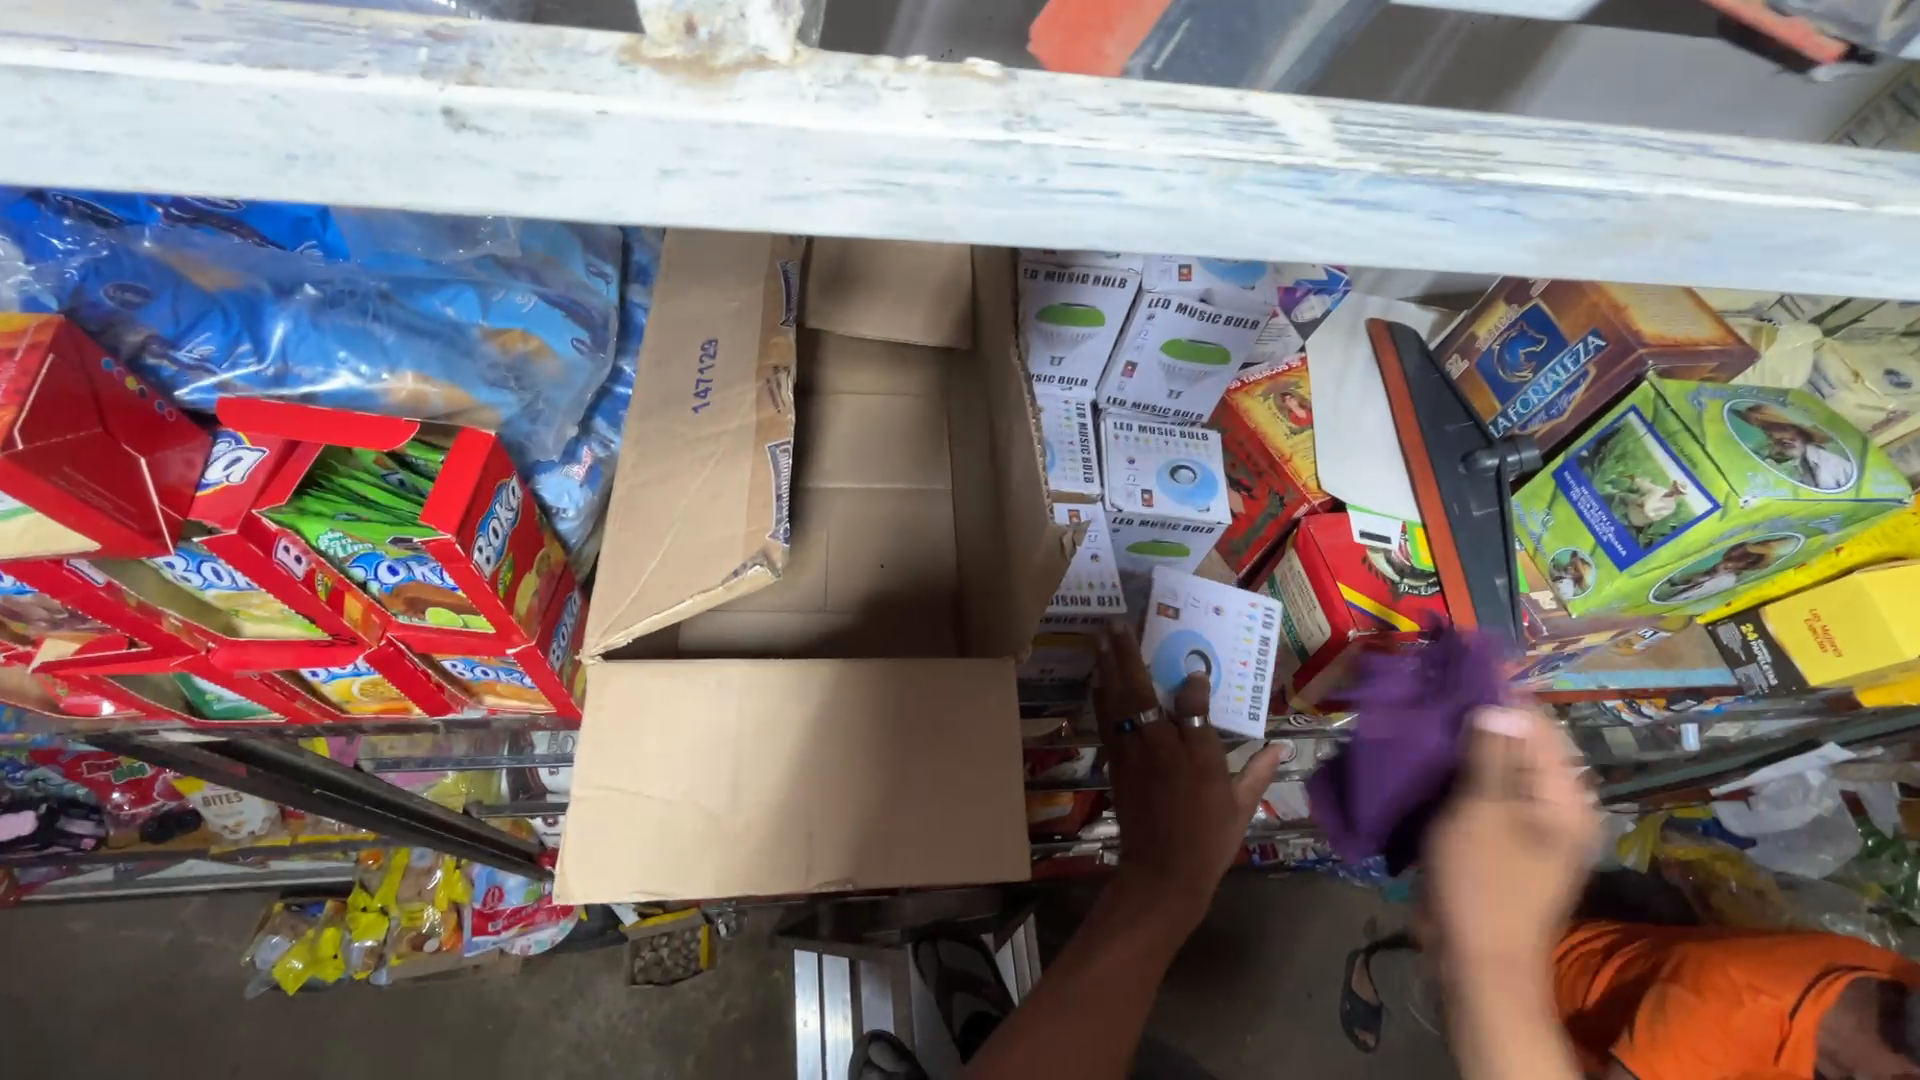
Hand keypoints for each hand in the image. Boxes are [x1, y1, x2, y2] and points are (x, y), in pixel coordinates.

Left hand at [1093, 620, 1286, 934]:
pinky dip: (1100, 699)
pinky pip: (1106, 723)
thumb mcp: (1241, 807)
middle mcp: (1162, 747)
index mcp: (1198, 755)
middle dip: (1127, 654)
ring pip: (1116, 701)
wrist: (1163, 873)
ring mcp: (1133, 754)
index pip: (1193, 705)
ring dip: (1107, 668)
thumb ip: (1258, 771)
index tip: (1195, 667)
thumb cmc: (1208, 841)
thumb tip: (1280, 747)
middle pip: (1141, 690)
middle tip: (1116, 623)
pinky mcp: (1116, 765)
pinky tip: (1096, 681)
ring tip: (1100, 639)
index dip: (1194, 683)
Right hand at [1425, 705, 1598, 972]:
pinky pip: (1482, 790)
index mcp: (1565, 798)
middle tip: (1431, 688)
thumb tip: (1498, 705)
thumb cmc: (1482, 881)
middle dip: (1477, 716)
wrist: (1476, 955)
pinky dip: (1458, 771)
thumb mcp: (1483, 812)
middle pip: (1519, 744)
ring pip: (1496, 766)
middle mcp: (1555, 806)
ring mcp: (1527, 824)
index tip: (1458, 664)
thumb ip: (1491, 756)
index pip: (1537, 727)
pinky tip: (1427, 758)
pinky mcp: (1499, 837)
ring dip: (1463, 743)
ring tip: (1423, 715)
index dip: (1500, 694)